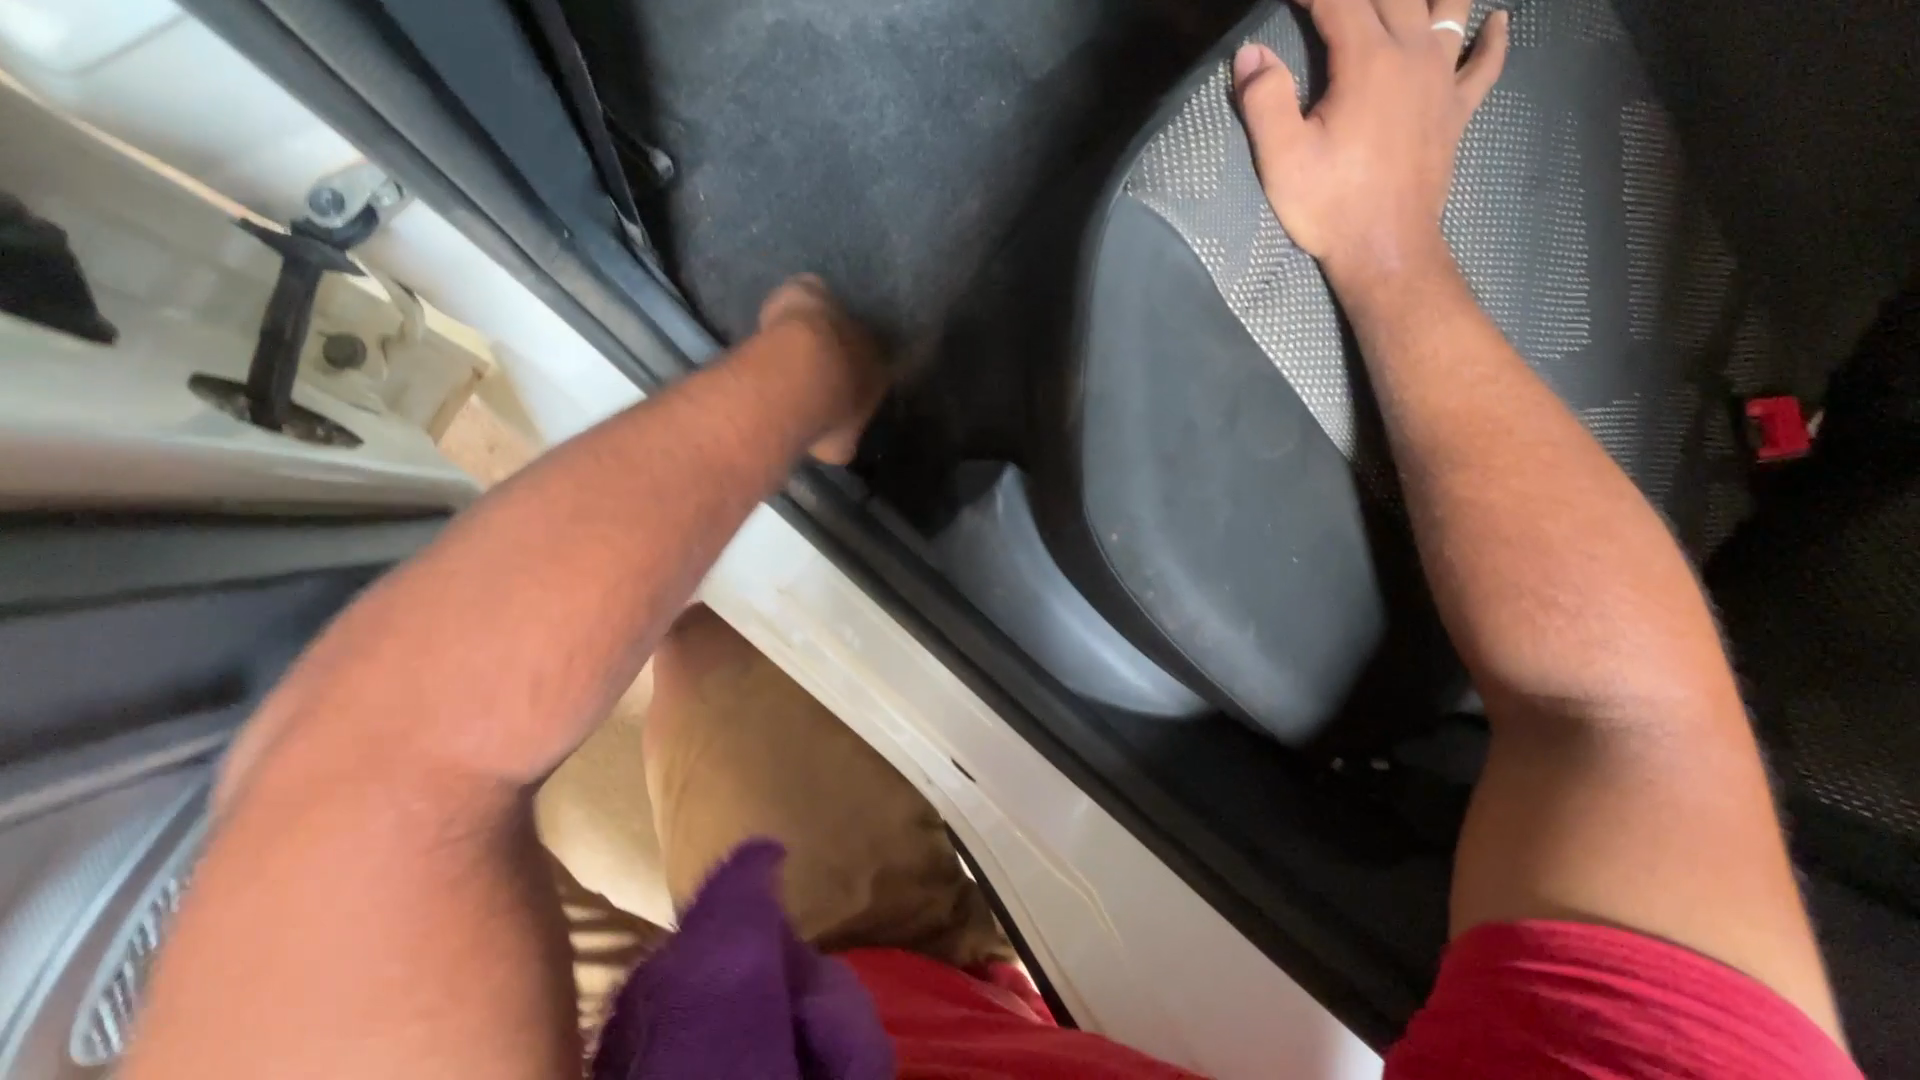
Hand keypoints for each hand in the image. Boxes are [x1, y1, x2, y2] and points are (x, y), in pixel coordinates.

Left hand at [757, 275, 888, 464]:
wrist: (804, 377)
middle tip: (814, 366)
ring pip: (832, 315)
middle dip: (839, 351)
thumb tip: (834, 442)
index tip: (840, 389)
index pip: (877, 372)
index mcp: (881, 372)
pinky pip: (804, 293)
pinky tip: (775, 321)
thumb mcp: (839, 445)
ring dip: (818, 327)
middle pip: (856, 340)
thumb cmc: (828, 416)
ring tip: (793, 344)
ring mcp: (841, 310)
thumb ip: (840, 438)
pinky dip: (793, 303)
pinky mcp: (810, 290)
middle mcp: (868, 336)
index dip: (858, 379)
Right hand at [1233, 0, 1507, 282]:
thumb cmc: (1330, 206)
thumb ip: (1264, 100)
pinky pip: (1485, 62)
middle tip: (1327, 3)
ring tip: (1400, 1)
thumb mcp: (1281, 159)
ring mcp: (1442, 80)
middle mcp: (1414, 55)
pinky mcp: (1457, 110)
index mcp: (1368, 61)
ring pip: (1447, 8)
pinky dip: (1493, 37)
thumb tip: (1249, 53)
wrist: (1386, 250)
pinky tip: (1496, 20)